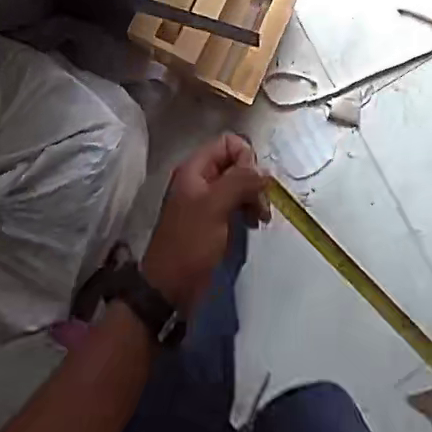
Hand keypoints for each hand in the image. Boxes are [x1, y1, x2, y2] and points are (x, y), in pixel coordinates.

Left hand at [141, 133, 267, 312]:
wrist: (169, 289)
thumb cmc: (190, 244)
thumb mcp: (215, 207)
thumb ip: (239, 181)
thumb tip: (263, 171)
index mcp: (195, 169)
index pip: (228, 142)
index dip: (245, 156)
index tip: (253, 182)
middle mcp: (201, 179)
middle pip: (236, 162)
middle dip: (253, 179)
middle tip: (261, 205)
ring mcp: (208, 200)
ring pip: (240, 183)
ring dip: (254, 196)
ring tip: (260, 218)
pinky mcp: (215, 220)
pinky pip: (238, 203)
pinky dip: (249, 209)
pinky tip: (254, 224)